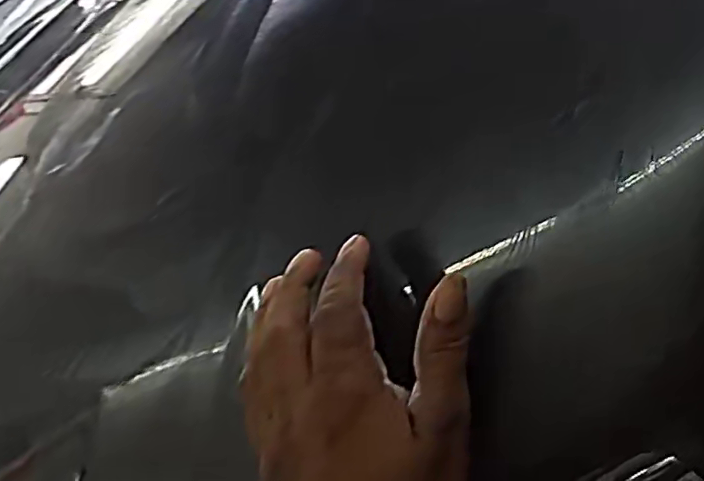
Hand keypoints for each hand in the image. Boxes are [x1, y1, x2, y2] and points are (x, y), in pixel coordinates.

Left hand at [242, 236, 471, 480]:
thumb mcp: (443, 418)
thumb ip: (444, 350)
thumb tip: (451, 284)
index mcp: (344, 392)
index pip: (336, 318)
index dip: (345, 275)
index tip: (356, 244)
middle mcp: (299, 409)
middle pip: (283, 338)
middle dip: (294, 290)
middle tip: (308, 256)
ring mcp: (276, 438)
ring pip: (258, 367)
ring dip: (266, 320)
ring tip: (276, 289)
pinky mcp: (271, 459)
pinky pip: (252, 395)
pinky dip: (255, 359)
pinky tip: (264, 356)